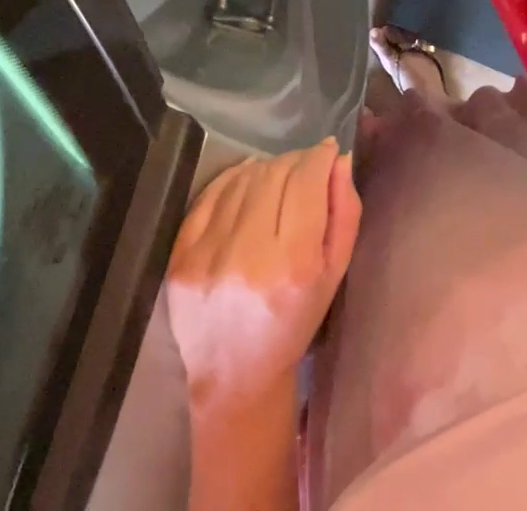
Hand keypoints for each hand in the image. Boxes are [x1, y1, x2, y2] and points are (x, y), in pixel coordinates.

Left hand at [167, 139, 361, 413]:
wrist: (232, 374)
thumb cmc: (294, 325)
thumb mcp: (335, 276)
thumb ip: (344, 214)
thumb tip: (340, 161)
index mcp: (294, 263)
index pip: (306, 180)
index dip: (320, 157)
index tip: (328, 153)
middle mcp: (248, 253)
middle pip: (275, 173)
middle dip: (297, 161)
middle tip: (307, 169)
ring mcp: (209, 252)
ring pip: (244, 178)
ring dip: (267, 168)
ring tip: (280, 179)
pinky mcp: (182, 254)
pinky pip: (211, 193)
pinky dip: (234, 179)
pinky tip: (249, 181)